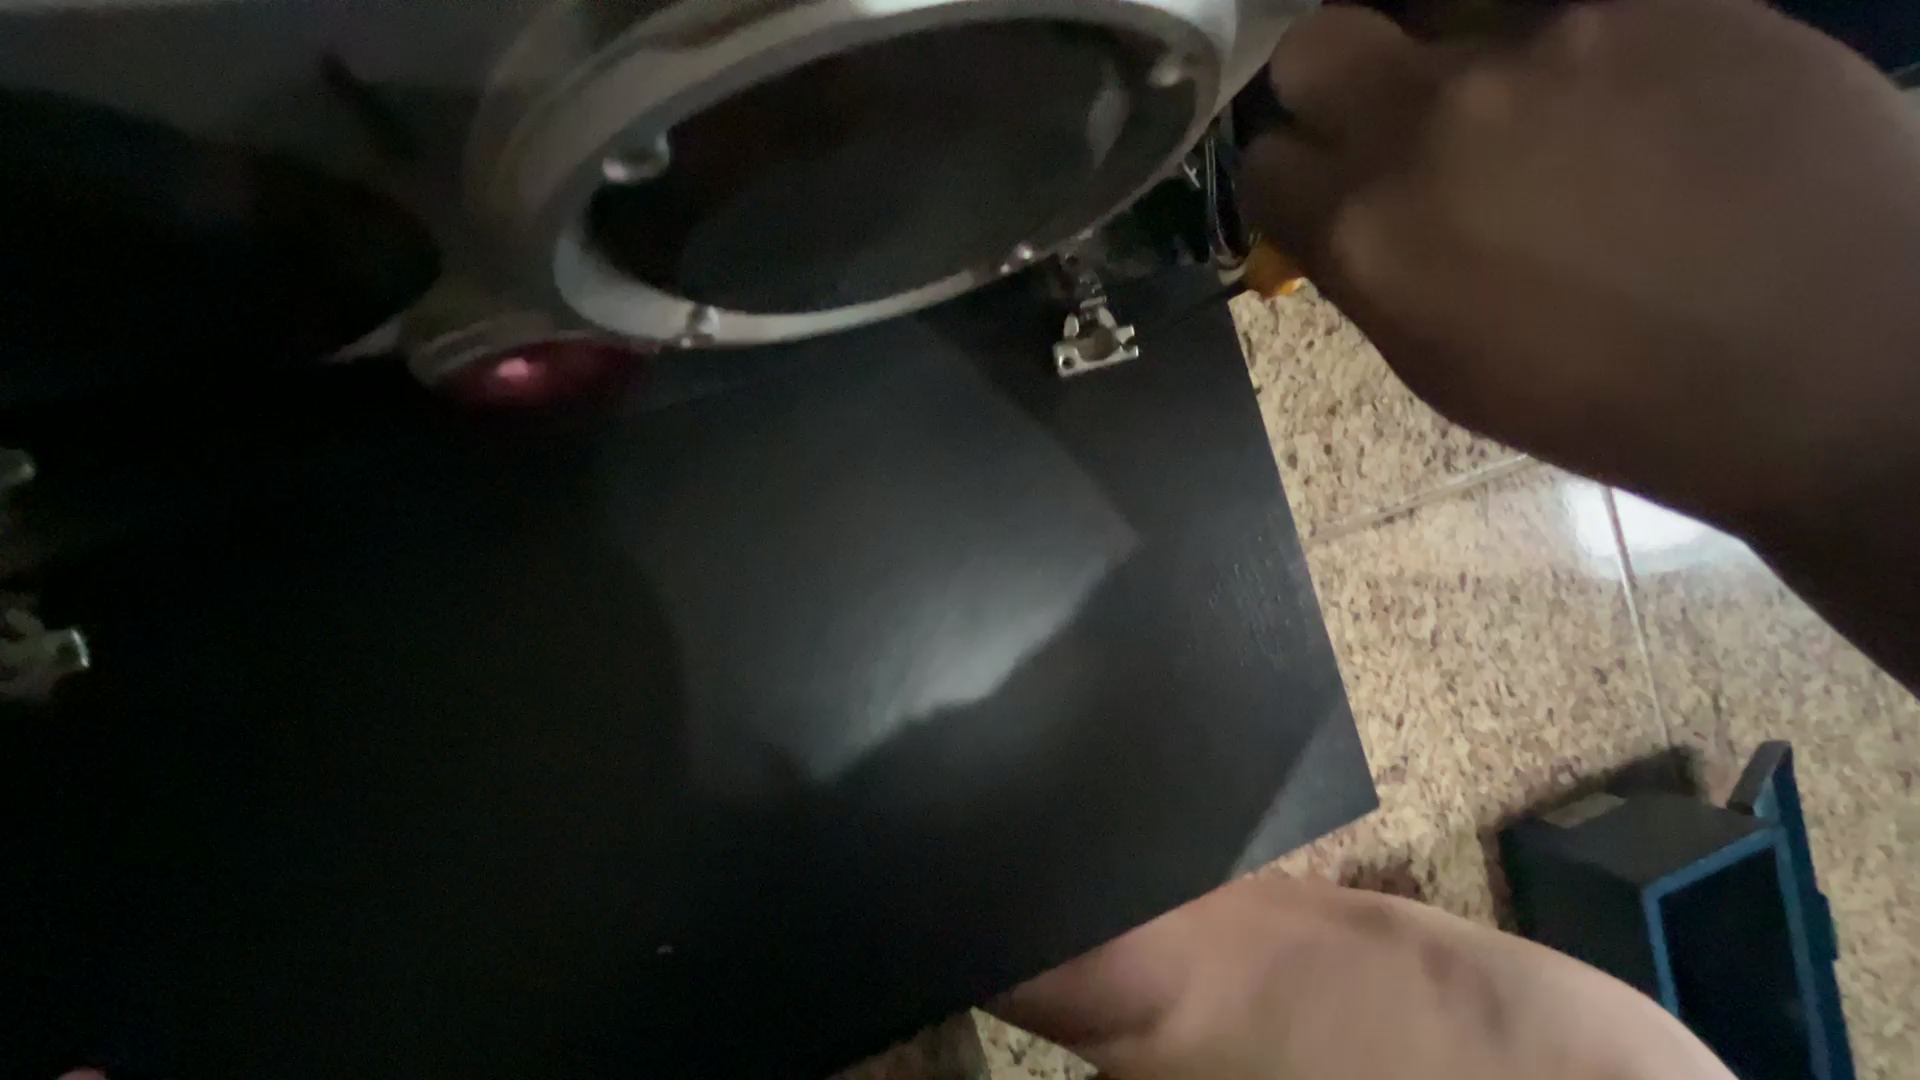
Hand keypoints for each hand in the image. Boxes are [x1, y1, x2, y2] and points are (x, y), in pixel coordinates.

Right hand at [1239, 0, 1919, 538]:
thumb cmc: (1592, 395)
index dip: (1287, 180)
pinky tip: (1611, 100)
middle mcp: (1428, 120)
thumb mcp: (1432, 362)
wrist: (1821, 356)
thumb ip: (1365, 270)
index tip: (1317, 192)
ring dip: (1441, 55)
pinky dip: (1560, 48)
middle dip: (1326, 86)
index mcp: (1366, 231)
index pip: (1262, 165)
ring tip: (1511, 108)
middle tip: (1379, 122)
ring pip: (1434, 6)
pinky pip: (1558, 6)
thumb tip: (1343, 215)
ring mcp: (1544, 40)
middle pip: (1312, 44)